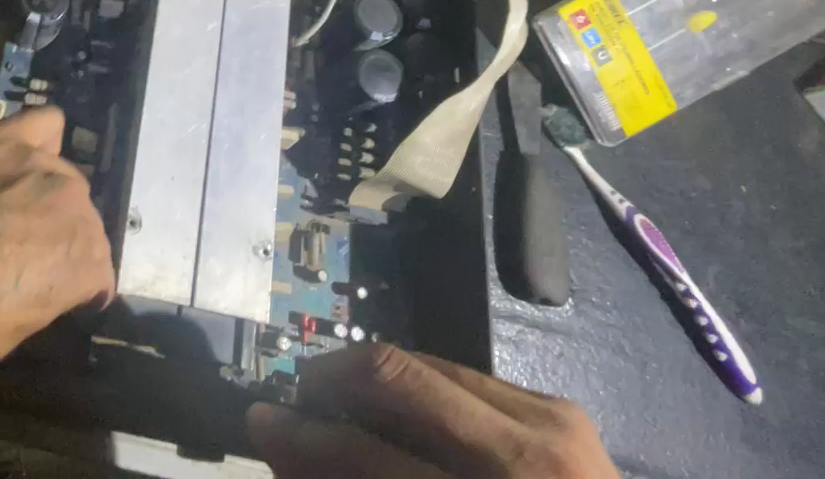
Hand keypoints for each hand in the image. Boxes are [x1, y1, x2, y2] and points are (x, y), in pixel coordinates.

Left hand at [0, 106, 113, 366]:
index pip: (99, 272)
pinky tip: (22, 159)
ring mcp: (41, 164)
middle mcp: (75, 205)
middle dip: (62, 240)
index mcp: (83, 260)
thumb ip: (48, 300)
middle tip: (22, 252)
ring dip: (48, 196)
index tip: (50, 290)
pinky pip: (47, 123)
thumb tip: (55, 284)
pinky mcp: (6, 136)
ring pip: (66, 178)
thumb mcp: (10, 336)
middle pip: (84, 221)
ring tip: (10, 209)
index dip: (75, 286)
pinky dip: (44, 141)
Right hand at [247, 344, 618, 478]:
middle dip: (330, 379)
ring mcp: (553, 424)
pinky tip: (409, 421)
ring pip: (424, 362)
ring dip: (372, 381)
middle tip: (303, 400)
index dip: (302, 437)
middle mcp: (526, 461)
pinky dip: (419, 392)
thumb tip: (287, 447)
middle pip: (393, 375)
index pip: (367, 454)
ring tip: (348, 407)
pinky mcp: (561, 408)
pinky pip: (461, 375)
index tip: (263, 422)